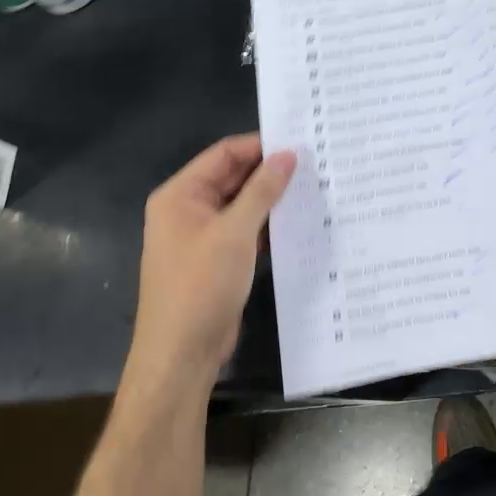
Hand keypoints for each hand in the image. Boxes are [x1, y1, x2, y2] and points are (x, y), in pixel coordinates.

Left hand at [130, 133, 296, 376]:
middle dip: (270, 171)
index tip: (301, 141)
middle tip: (315, 162)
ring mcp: (202, 237)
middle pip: (233, 177)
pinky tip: (300, 221)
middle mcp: (188, 210)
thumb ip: (262, 190)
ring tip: (315, 186)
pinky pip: (246, 230)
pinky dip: (269, 224)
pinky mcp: (217, 260)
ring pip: (242, 205)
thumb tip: (288, 154)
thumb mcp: (235, 232)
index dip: (260, 145)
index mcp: (180, 196)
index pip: (224, 154)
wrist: (181, 355)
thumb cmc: (201, 286)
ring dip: (272, 198)